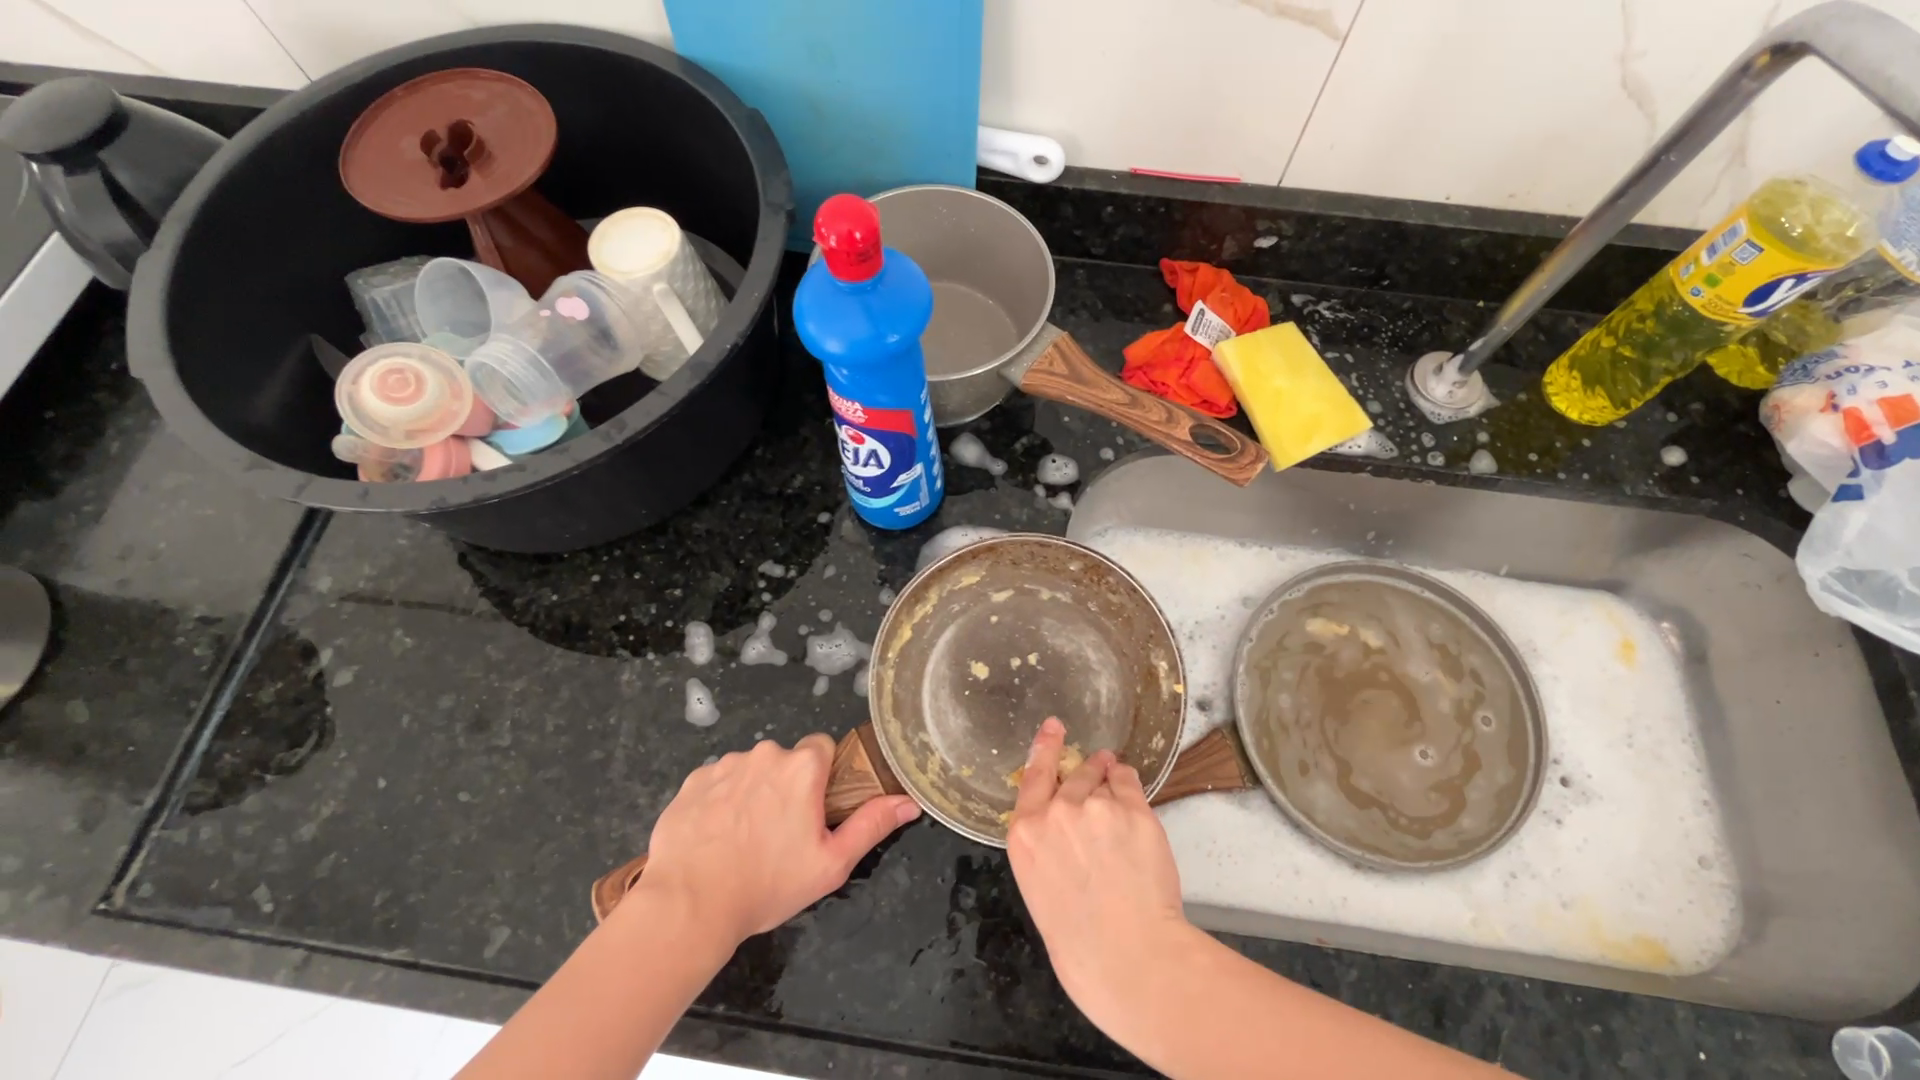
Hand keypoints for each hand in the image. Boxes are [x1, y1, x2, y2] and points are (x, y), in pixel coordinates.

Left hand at [639, 735, 920, 945]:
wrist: (689, 904)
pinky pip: (717, 783)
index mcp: (802, 767)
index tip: (816, 809)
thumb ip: (872, 824)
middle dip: (787, 788)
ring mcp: (723, 766)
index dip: (824, 777)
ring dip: (754, 794)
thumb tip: (909, 801)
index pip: (823, 748)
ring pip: (751, 771)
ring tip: (746, 841)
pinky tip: (718, 838)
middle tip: (782, 835)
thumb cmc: (767, 884)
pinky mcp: (691, 783)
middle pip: (786, 761)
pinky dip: (721, 803)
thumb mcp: (832, 863)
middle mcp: (763, 755)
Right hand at [1006, 717, 1191, 1012]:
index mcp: (1025, 834)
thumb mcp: (1038, 884)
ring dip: (1107, 775)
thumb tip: (1065, 826)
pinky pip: (1130, 781)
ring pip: (1102, 776)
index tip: (1052, 727)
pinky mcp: (1134, 811)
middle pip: (1072, 776)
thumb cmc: (1076, 936)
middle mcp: (1056, 812)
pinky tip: (1130, 786)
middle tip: (1096, 766)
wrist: (1123, 952)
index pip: (1033, 777)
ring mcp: (1096, 808)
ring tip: (1113, 776)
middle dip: (1085, 771)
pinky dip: (1129, 782)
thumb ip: (1045, 845)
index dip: (1044, 748)